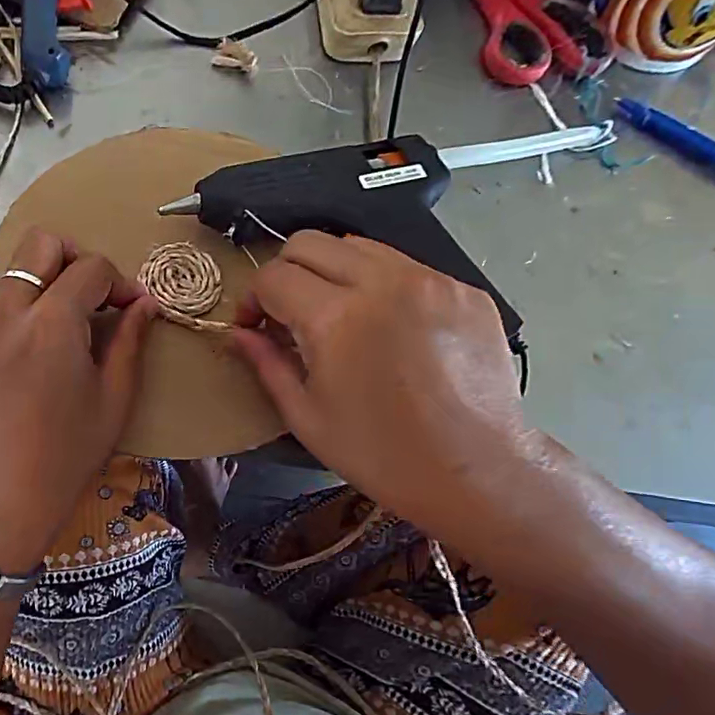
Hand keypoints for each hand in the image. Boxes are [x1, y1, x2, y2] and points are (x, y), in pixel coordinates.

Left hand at [0, 229, 157, 574]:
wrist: (3, 499)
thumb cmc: (68, 455)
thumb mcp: (113, 399)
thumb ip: (129, 340)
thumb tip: (145, 304)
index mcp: (51, 325)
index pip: (90, 268)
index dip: (120, 281)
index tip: (132, 308)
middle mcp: (5, 313)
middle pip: (40, 244)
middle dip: (75, 259)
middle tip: (93, 298)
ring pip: (13, 274)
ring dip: (44, 286)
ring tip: (63, 329)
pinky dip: (18, 312)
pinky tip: (31, 354)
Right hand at [230, 231, 542, 538]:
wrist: (473, 471)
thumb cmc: (377, 453)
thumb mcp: (305, 415)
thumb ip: (267, 364)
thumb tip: (240, 334)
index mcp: (335, 318)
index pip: (274, 276)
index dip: (252, 299)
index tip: (254, 326)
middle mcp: (383, 282)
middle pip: (310, 242)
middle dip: (286, 273)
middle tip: (288, 314)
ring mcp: (430, 280)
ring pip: (359, 246)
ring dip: (333, 271)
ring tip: (337, 316)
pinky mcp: (464, 290)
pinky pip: (405, 267)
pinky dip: (380, 284)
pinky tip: (386, 328)